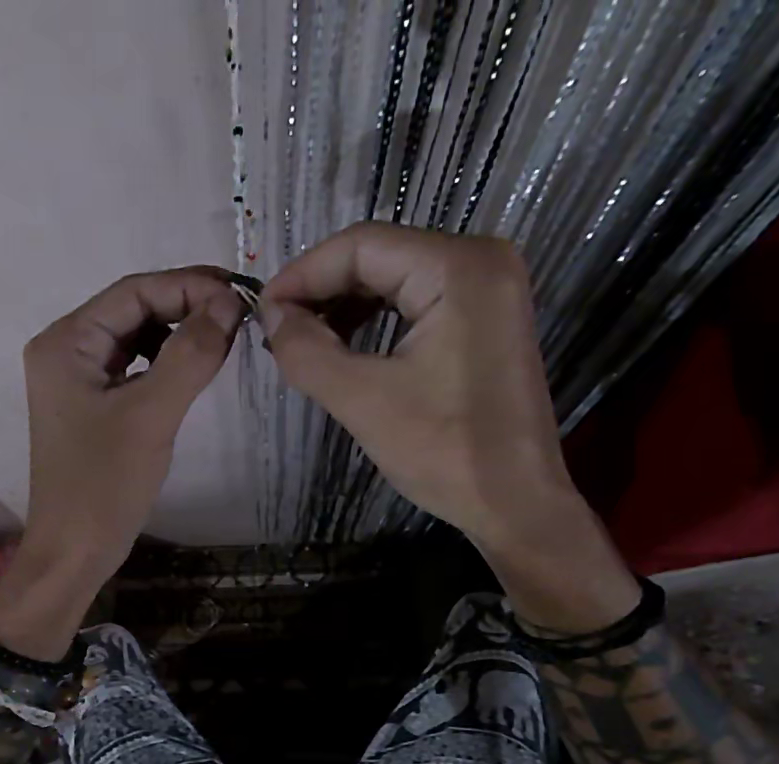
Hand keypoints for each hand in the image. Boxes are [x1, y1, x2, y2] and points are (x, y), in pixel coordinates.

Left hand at [0, 267, 247, 658]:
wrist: (75, 551)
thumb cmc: (104, 485)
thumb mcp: (151, 416)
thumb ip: (190, 355)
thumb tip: (229, 302)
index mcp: (66, 343)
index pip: (133, 292)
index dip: (188, 286)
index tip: (240, 295)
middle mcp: (66, 350)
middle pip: (134, 309)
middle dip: (187, 306)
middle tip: (241, 314)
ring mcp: (78, 378)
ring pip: (137, 337)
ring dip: (180, 332)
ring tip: (226, 336)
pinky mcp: (93, 404)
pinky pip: (135, 367)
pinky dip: (167, 361)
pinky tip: (196, 366)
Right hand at [261, 222, 636, 630]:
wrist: (516, 503)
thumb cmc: (445, 452)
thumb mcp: (363, 401)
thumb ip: (306, 351)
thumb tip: (270, 317)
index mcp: (458, 268)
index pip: (361, 246)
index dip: (303, 274)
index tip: (262, 311)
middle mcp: (482, 260)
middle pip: (380, 257)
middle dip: (323, 290)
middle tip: (277, 329)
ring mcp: (490, 289)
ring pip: (397, 279)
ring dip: (345, 306)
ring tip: (303, 341)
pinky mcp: (487, 319)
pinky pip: (418, 302)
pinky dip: (376, 321)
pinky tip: (344, 346)